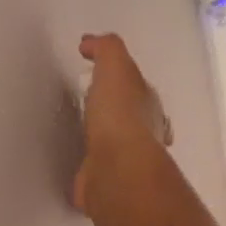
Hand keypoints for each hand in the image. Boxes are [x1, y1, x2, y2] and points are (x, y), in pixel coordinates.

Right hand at [73, 33, 163, 213]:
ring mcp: (125, 162)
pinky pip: (97, 168)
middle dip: (115, 110)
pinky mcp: (105, 183)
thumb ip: (106, 49)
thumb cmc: (118, 116)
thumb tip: (89, 43)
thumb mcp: (115, 68)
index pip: (137, 87)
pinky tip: (77, 161)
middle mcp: (144, 134)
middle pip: (130, 117)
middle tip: (93, 104)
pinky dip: (89, 163)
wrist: (115, 170)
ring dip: (103, 138)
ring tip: (82, 133)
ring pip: (115, 144)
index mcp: (149, 105)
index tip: (99, 73)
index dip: (121, 78)